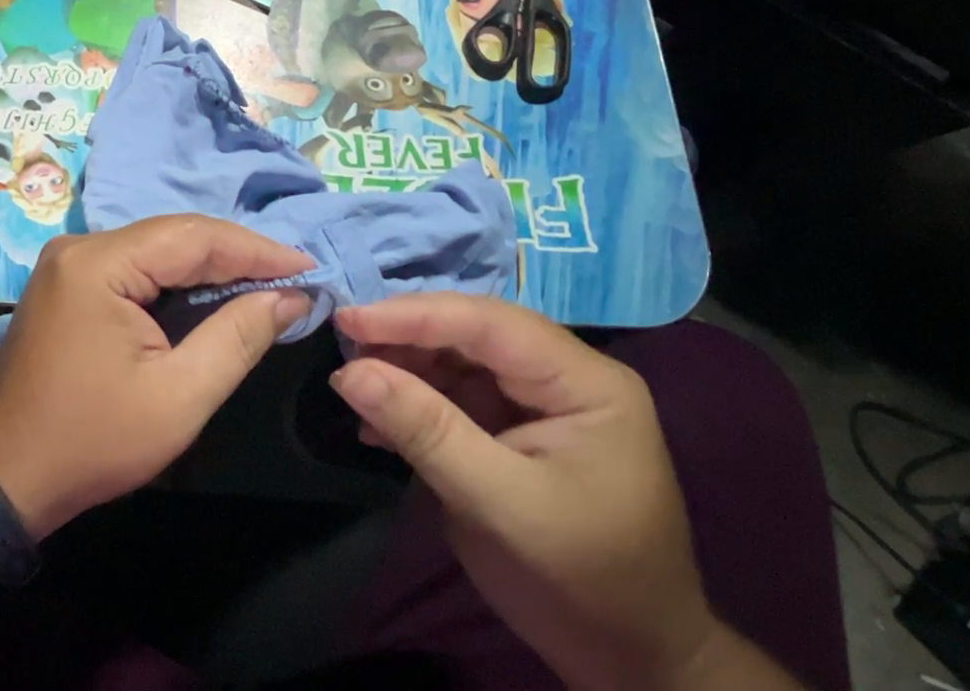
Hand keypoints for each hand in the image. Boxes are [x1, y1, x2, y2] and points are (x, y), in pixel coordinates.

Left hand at [0, 216, 311, 537]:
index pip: (193, 236)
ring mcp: (67, 264)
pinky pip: (132, 267)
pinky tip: (211, 295)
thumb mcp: (180, 396)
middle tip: (294, 279)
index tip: (310, 268)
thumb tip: (290, 296)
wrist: (5, 475)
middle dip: (236, 256)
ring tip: (266, 285)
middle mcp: (78, 248)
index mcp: (98, 263)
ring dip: (208, 267)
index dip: (257, 249)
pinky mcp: (66, 285)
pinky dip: (175, 280)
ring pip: (154, 249)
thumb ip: (238, 336)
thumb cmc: (93, 440)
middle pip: (172, 235)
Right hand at [330, 294, 720, 690]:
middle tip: (343, 354)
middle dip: (404, 340)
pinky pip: (454, 396)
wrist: (626, 654)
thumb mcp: (497, 503)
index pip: (489, 323)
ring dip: (402, 371)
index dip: (413, 315)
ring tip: (354, 392)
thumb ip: (426, 430)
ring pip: (456, 360)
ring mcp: (538, 401)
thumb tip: (349, 371)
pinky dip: (412, 404)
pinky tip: (376, 428)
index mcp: (585, 383)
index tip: (346, 320)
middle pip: (472, 333)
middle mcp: (564, 377)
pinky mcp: (512, 428)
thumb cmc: (578, 577)